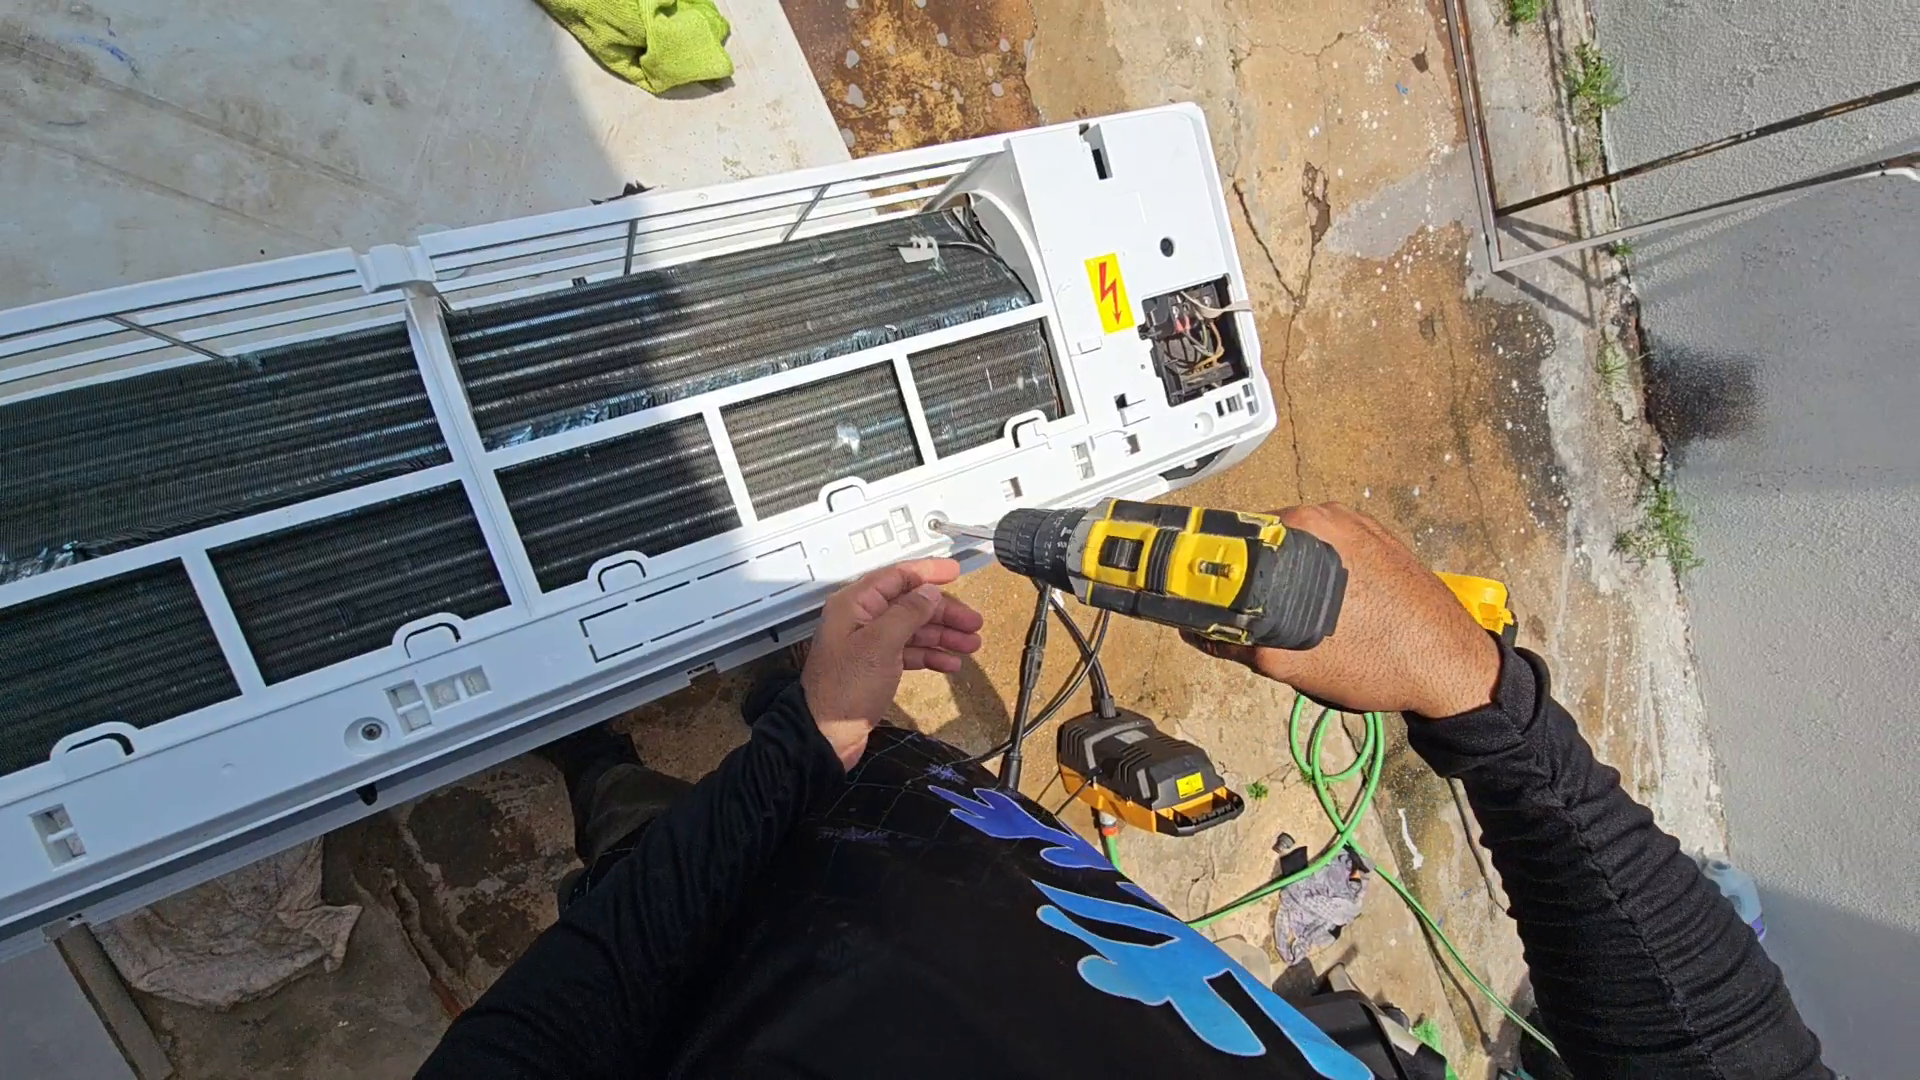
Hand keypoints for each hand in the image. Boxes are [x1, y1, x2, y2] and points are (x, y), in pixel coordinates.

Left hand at [802, 558, 984, 767]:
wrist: (826, 738)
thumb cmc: (845, 690)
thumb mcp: (880, 645)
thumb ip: (907, 613)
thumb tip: (929, 591)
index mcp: (855, 605)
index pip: (897, 577)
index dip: (928, 572)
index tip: (955, 572)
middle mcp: (862, 619)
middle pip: (910, 604)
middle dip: (944, 612)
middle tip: (973, 622)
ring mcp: (869, 644)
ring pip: (914, 629)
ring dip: (943, 635)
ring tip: (971, 644)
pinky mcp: (876, 667)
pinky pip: (910, 652)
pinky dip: (931, 655)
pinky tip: (950, 663)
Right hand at [1183, 503, 1499, 717]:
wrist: (1455, 671)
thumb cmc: (1378, 660)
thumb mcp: (1289, 661)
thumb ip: (1232, 641)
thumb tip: (1194, 630)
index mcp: (1306, 526)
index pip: (1232, 537)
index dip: (1213, 570)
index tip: (1207, 599)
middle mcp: (1330, 515)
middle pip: (1262, 544)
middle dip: (1251, 580)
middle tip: (1254, 621)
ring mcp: (1359, 527)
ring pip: (1295, 552)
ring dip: (1284, 583)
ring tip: (1295, 622)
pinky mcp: (1379, 544)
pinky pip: (1327, 557)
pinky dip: (1315, 581)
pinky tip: (1327, 614)